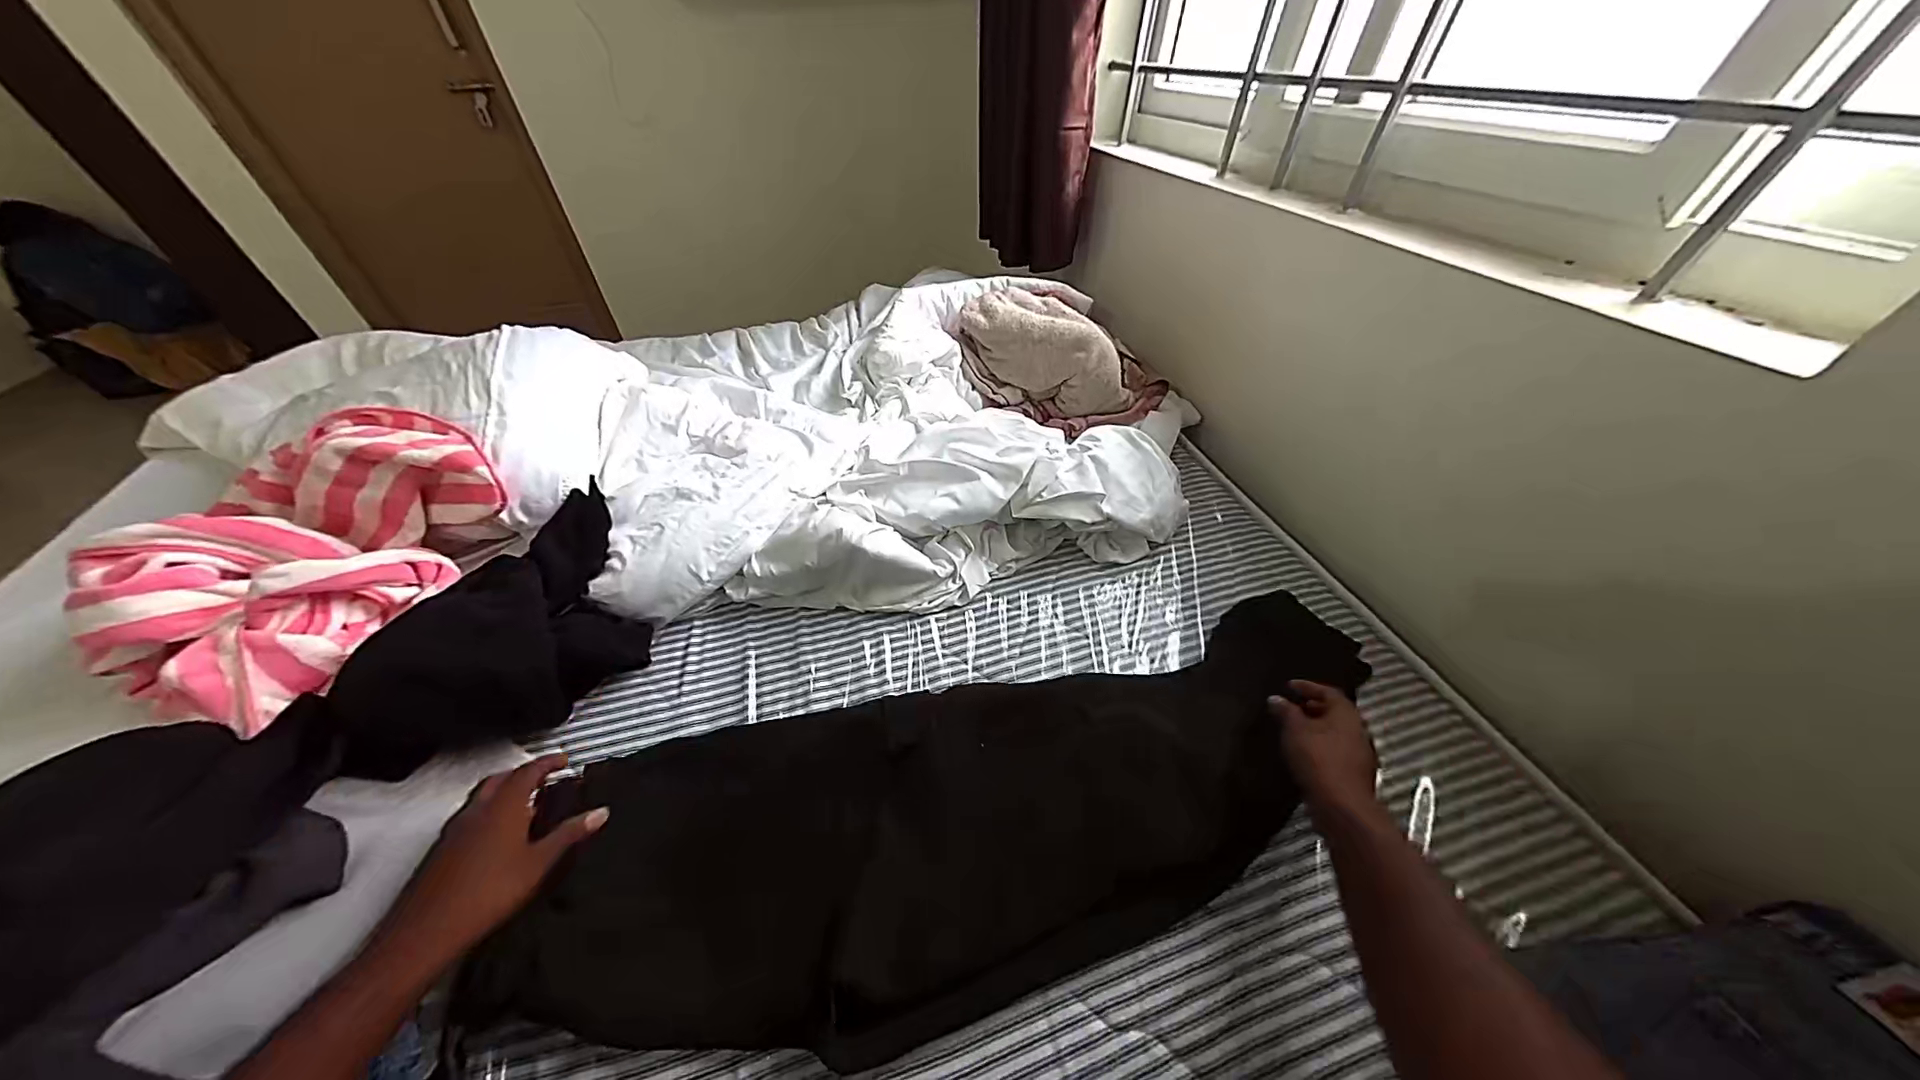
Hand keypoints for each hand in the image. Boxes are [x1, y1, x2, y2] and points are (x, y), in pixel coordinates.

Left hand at [382, 753, 606, 962]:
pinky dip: (490, 810)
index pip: (528, 771)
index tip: (564, 760)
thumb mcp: (539, 863)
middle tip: (547, 777)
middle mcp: (477, 811)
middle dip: (525, 772)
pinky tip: (501, 833)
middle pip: (502, 778)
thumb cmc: (488, 894)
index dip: (548, 761)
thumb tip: (600, 812)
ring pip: (483, 796)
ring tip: (528, 802)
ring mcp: (455, 829)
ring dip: (506, 790)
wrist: (427, 932)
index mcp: (503, 807)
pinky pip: (471, 815)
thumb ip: (569, 834)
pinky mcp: (442, 849)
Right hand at [1269, 681, 1379, 820]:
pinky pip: (1335, 750)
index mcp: (1346, 714)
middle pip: (1335, 712)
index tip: (1289, 686)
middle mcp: (1358, 730)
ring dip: (1316, 728)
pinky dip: (1320, 745)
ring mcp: (1360, 753)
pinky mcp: (1354, 773)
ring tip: (1294, 729)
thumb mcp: (1294, 730)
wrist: (1341, 805)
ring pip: (1336, 732)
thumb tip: (1276, 698)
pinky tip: (1304, 752)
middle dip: (1313, 707)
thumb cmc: (1317, 759)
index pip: (1329, 691)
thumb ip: (1285, 711)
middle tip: (1292, 707)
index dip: (1308, 686)